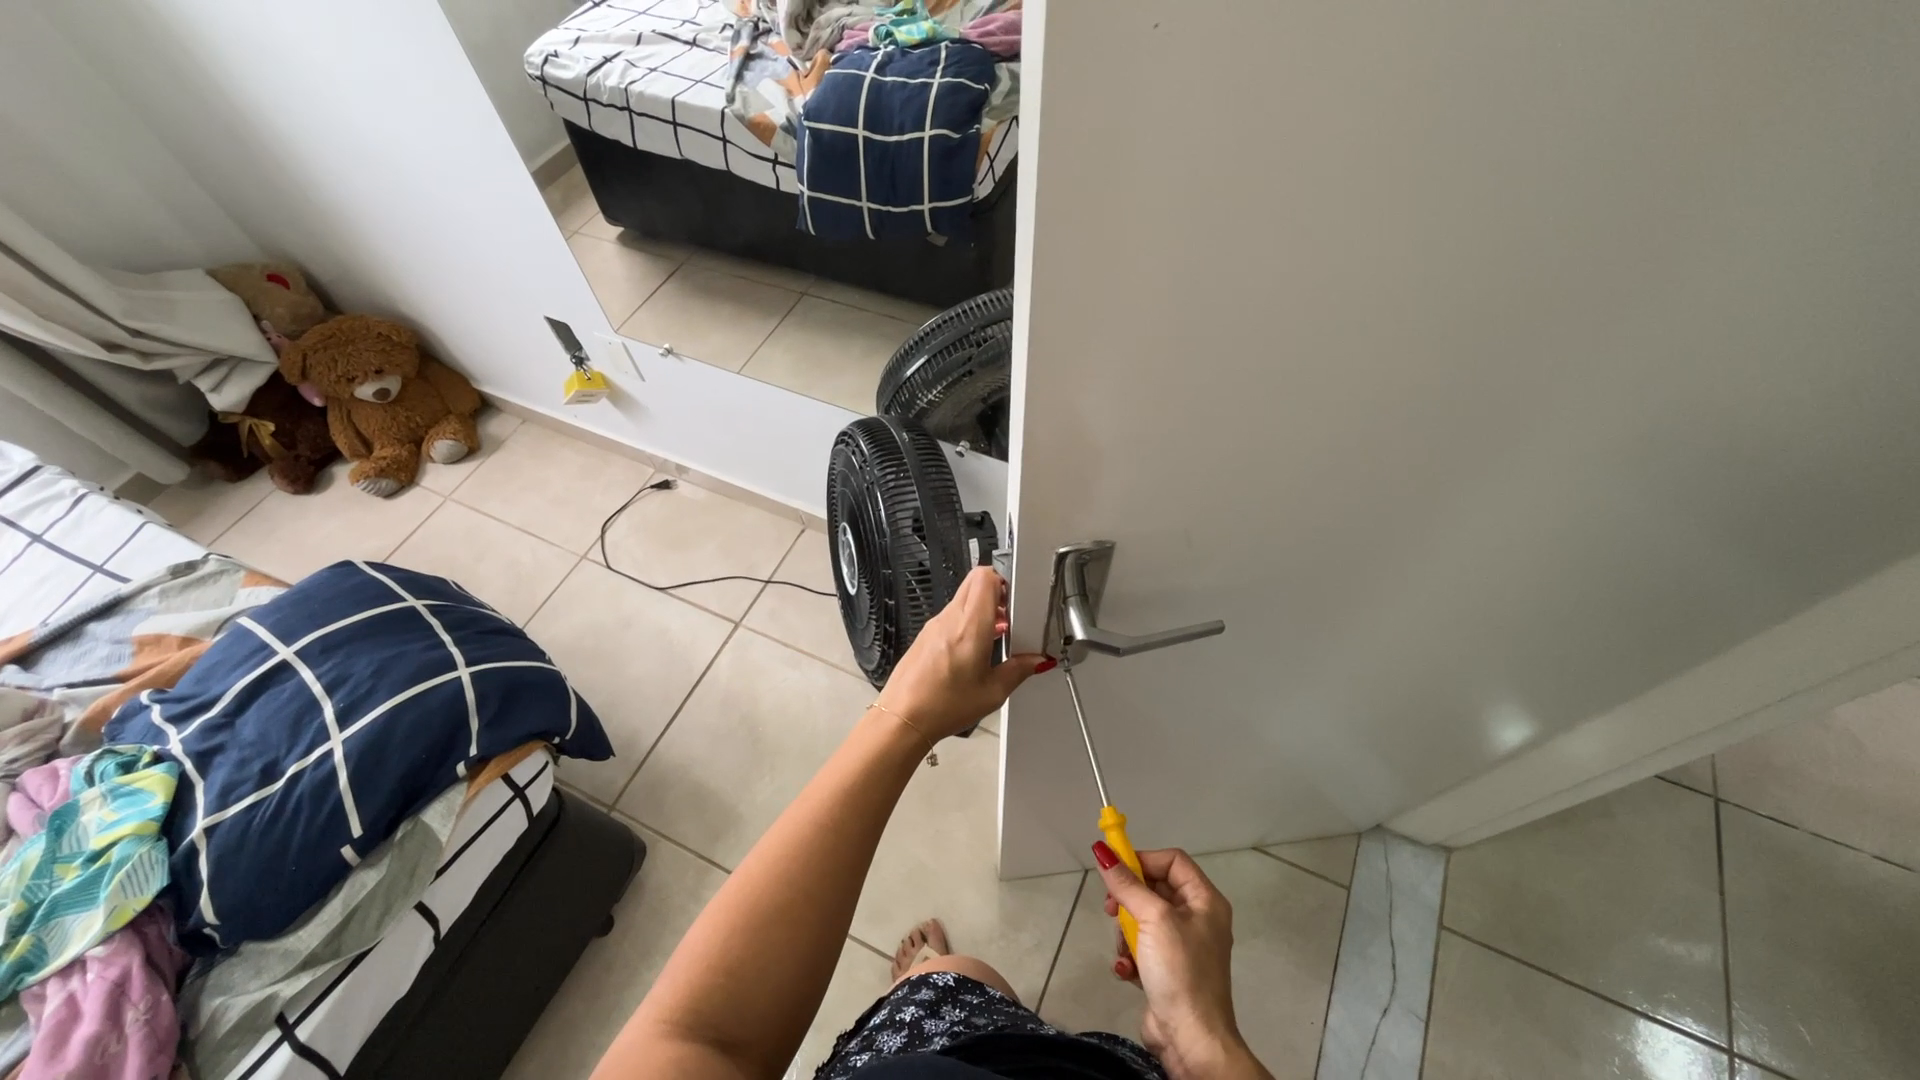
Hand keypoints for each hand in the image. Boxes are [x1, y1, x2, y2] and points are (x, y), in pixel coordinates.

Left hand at [875, 566, 1052, 739]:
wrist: (903, 718)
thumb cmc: (943, 706)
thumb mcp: (993, 692)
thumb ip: (1019, 670)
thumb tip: (1037, 661)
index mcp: (970, 626)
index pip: (985, 577)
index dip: (1004, 581)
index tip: (1015, 601)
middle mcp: (949, 619)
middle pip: (973, 582)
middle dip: (995, 592)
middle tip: (1008, 617)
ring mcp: (934, 625)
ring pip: (961, 599)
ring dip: (980, 609)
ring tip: (994, 637)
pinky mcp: (925, 635)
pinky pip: (949, 616)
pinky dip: (965, 622)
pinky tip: (972, 650)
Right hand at [1094, 846, 1268, 1079]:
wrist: (1192, 1039)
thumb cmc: (1179, 970)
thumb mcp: (1152, 919)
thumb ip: (1126, 885)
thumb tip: (1101, 851)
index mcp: (1205, 901)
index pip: (1172, 861)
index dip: (1143, 860)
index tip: (1114, 870)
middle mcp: (1197, 919)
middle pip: (1155, 889)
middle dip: (1129, 900)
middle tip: (1110, 909)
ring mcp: (1183, 947)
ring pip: (1143, 919)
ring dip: (1126, 933)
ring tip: (1124, 950)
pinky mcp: (1168, 970)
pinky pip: (1142, 948)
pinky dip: (1130, 956)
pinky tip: (1126, 970)